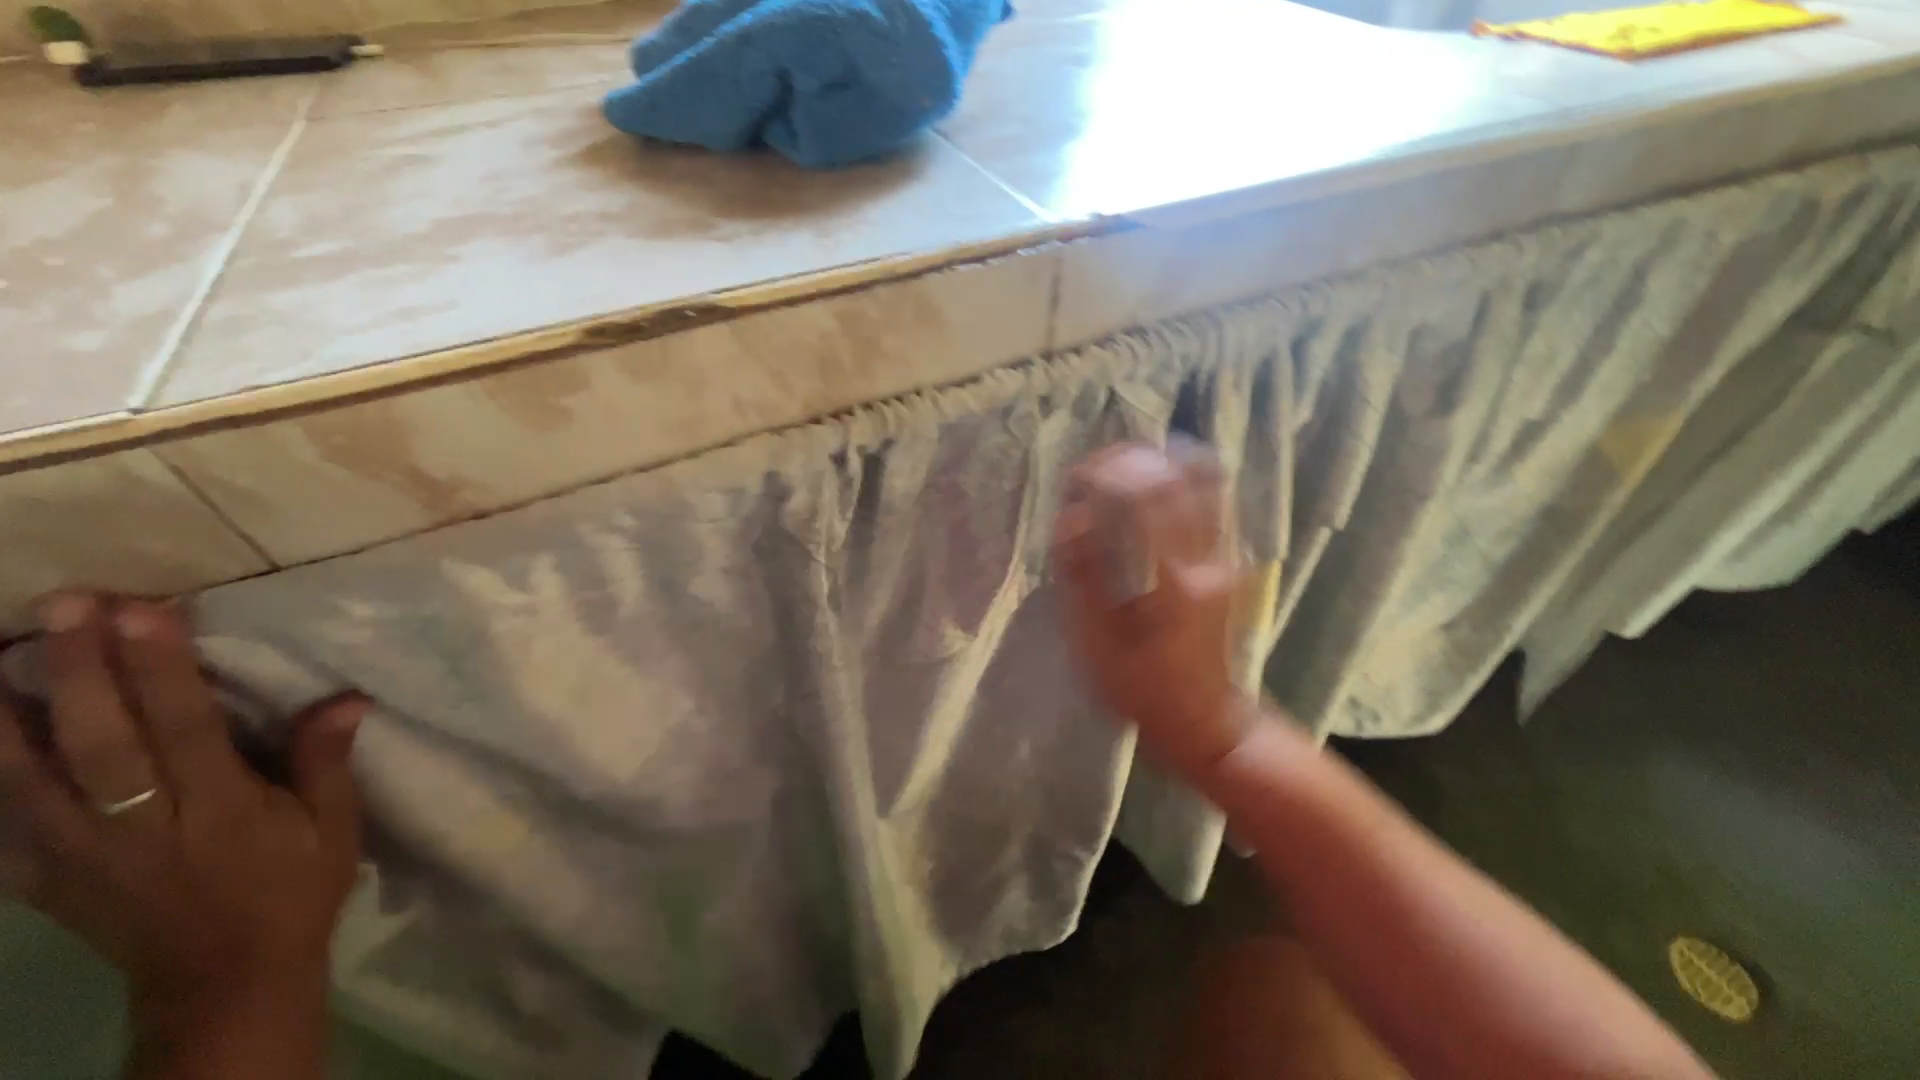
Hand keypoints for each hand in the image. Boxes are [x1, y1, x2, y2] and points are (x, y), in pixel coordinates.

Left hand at [0, 594, 364, 1077]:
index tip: (146, 610)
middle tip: (66, 605)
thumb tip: (347, 698)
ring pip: (27, 777)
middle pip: (99, 740)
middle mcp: (142, 826)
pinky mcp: (46, 880)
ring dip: (8, 713)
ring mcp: (81, 856)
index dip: (162, 669)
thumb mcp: (335, 830)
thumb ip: (327, 763)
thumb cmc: (295, 892)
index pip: (184, 728)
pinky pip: (0, 830)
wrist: (225, 981)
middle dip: (79, 669)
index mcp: (220, 812)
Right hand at [1053, 441, 1254, 777]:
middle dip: (1137, 458)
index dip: (1109, 473)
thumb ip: (1083, 577)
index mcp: (1172, 579)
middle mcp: (1207, 558)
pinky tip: (1152, 487)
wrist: (1205, 721)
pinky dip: (1181, 482)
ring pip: (1208, 482)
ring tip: (1124, 468)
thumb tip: (1071, 518)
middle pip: (1185, 476)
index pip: (1146, 498)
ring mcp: (1225, 557)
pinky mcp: (1229, 562)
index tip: (1077, 477)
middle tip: (1099, 464)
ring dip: (1164, 463)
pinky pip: (1212, 501)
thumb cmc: (1142, 689)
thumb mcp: (1097, 643)